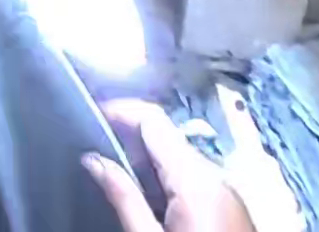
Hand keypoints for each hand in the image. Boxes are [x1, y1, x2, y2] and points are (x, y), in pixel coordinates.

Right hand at [83, 101, 255, 231]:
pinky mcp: (229, 208)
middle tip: (94, 149)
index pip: (153, 118)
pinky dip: (164, 179)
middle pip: (165, 136)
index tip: (90, 113)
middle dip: (129, 138)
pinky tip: (144, 199)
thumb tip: (92, 158)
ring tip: (112, 173)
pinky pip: (191, 178)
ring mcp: (226, 190)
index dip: (120, 109)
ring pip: (176, 157)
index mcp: (195, 176)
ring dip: (145, 160)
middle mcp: (214, 173)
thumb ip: (122, 196)